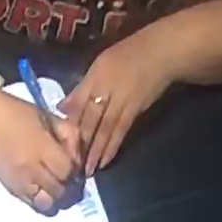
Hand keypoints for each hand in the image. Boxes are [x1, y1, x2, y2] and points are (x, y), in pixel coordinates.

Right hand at [0, 92, 82, 213]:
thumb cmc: (19, 114)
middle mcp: (31, 169)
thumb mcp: (49, 118)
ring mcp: (21, 183)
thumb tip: (78, 161)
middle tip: (67, 178)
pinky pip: (34, 206)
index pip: (67, 170)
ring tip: (55, 187)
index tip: (73, 166)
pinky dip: (43, 201)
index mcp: (42, 147)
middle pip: (60, 190)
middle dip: (68, 186)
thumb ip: (69, 137)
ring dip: (56, 198)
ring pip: (48, 204)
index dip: (74, 170)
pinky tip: (43, 190)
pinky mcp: (13, 191)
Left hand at [65, 27, 179, 174]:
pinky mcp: (135, 110)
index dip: (69, 125)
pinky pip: (120, 131)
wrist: (161, 51)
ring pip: (104, 128)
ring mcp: (121, 99)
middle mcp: (106, 87)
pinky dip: (112, 148)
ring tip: (88, 170)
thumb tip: (61, 108)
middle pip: (90, 119)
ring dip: (95, 151)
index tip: (60, 144)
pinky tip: (104, 162)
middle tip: (72, 164)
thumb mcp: (100, 65)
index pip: (78, 103)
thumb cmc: (128, 56)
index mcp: (95, 75)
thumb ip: (82, 89)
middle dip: (80, 143)